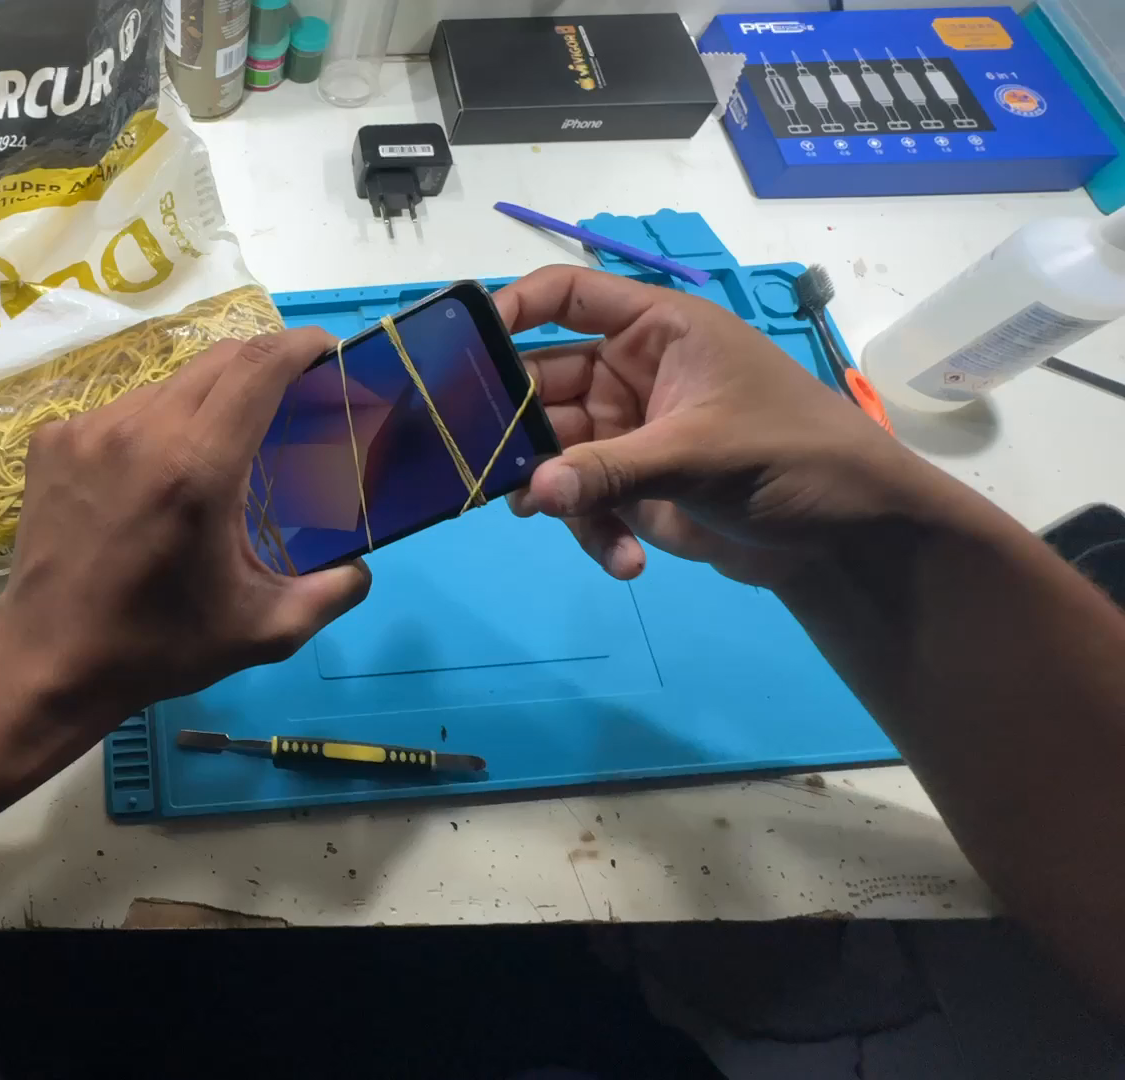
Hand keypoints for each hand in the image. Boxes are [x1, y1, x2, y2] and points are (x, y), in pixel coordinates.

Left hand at [0, 327, 371, 754]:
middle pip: (217, 361)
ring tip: (214, 447)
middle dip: (262, 367)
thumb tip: (361, 568)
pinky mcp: (52, 441)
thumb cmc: (159, 646)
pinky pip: (120, 412)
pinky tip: (150, 474)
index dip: (301, 345)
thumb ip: (332, 594)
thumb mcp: (264, 631)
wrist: (52, 661)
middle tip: (284, 402)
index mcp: (198, 466)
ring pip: (167, 385)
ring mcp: (87, 429)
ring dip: (204, 401)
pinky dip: (151, 427)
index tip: (326, 352)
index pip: (260, 365)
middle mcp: (140, 429)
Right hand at [494, 265, 929, 587]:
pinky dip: (588, 529)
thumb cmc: (796, 458)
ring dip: (547, 488)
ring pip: (546, 450)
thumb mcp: (701, 452)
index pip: (567, 297)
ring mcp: (617, 432)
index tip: (458, 345)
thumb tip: (529, 494)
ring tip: (553, 515)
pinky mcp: (618, 484)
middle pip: (537, 383)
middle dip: (512, 425)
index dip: (511, 307)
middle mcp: (624, 375)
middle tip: (477, 459)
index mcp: (654, 333)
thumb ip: (609, 470)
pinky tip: (623, 559)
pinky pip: (574, 499)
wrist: (845, 543)